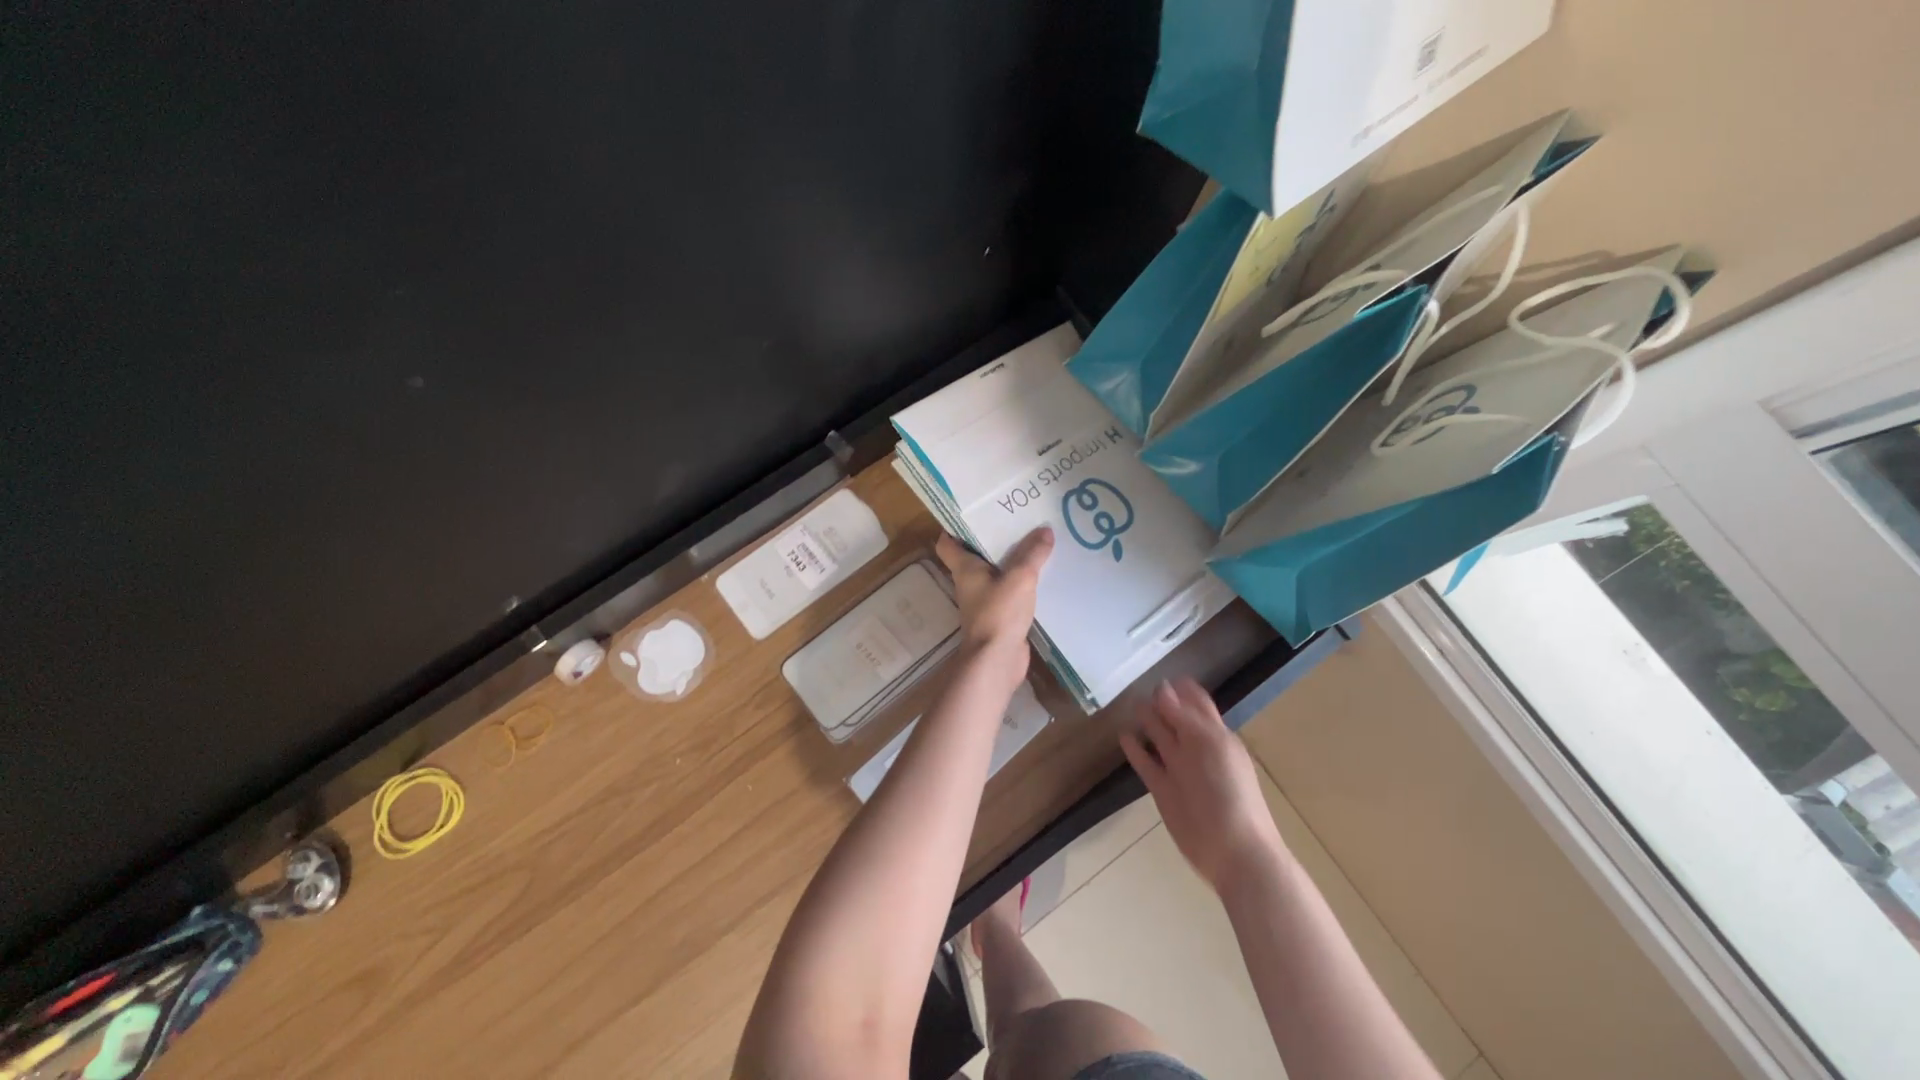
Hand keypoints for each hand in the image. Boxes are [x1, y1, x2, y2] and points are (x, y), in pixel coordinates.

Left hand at [935, 528, 1052, 675]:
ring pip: (996, 574)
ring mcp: (984, 601)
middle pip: (976, 555)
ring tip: (1036, 542)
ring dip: (1012, 562)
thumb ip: (1033, 554)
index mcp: (964, 569)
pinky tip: (1043, 575)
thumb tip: (1045, 530)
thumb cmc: (998, 613)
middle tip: (1017, 521)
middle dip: (994, 540)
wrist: (996, 660)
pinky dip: (1022, 584)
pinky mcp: (1000, 616)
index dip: (955, 528)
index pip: (947, 543)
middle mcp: (970, 583)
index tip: (976, 513)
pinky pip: (1010, 593)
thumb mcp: (1020, 578)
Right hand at [1121, 678, 1286, 894]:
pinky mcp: (1162, 791)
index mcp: (1215, 736)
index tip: (1167, 672)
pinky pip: (1146, 765)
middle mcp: (1196, 750)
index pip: (1199, 705)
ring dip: (1148, 723)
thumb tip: (1162, 687)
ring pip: (1160, 740)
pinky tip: (1123, 736)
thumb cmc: (1229, 792)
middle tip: (1142, 684)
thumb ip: (1185, 717)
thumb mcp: (1210, 746)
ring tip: (1131, 704)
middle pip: (1177, 720)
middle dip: (1163, 703)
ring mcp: (1179, 771)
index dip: (1185, 690)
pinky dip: (1136, 751)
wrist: (1233, 849)